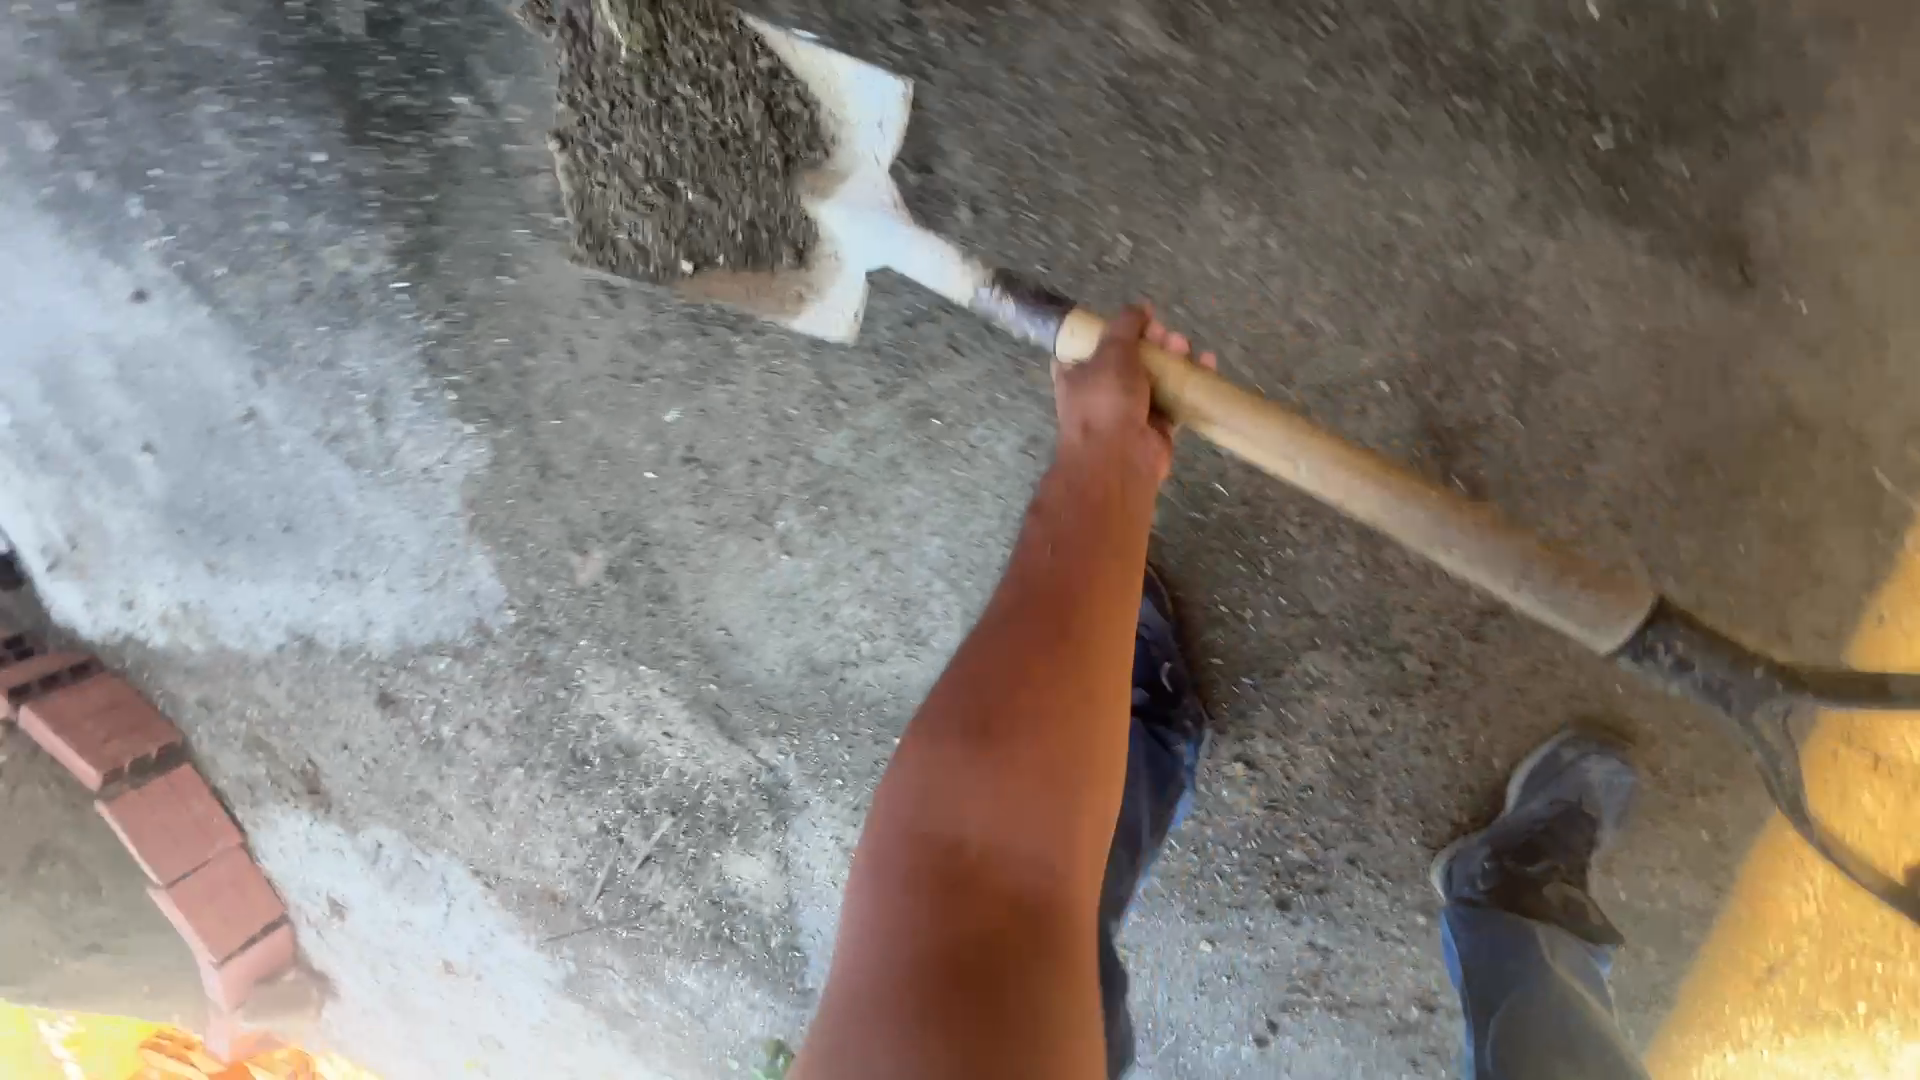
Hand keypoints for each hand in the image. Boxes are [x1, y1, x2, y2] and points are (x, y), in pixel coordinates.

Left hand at [1051, 303, 1217, 484]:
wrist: (1118, 458)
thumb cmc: (1104, 400)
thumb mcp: (1111, 350)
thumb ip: (1126, 325)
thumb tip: (1140, 308)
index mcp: (1076, 374)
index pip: (1092, 346)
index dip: (1116, 331)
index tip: (1138, 322)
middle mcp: (1100, 393)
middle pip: (1130, 358)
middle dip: (1152, 342)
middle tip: (1167, 337)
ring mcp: (1128, 411)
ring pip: (1154, 378)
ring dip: (1173, 359)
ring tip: (1185, 348)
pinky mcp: (1155, 427)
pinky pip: (1175, 400)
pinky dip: (1190, 382)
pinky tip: (1207, 364)